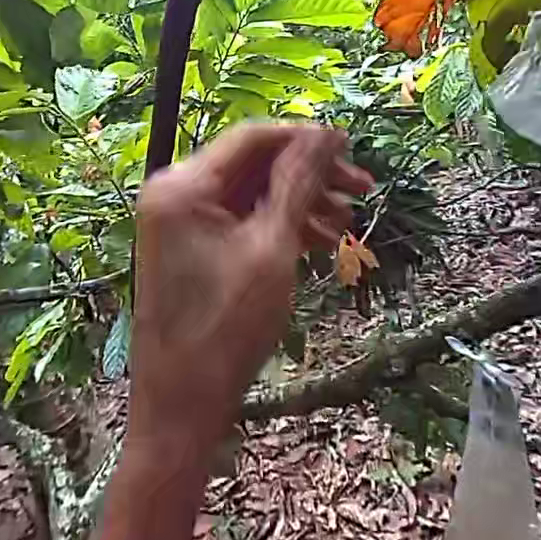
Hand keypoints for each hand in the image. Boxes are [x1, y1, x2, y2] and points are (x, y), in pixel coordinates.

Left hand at [74, 124, 370, 539]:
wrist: (184, 406)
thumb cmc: (228, 329)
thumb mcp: (272, 248)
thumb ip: (298, 183)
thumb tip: (326, 133)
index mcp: (184, 185)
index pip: (253, 137)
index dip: (305, 138)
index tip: (352, 148)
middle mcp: (177, 193)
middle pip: (255, 164)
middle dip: (310, 175)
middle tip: (363, 189)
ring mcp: (183, 221)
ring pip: (254, 193)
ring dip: (302, 202)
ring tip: (348, 223)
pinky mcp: (194, 246)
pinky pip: (243, 220)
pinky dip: (281, 226)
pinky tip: (322, 242)